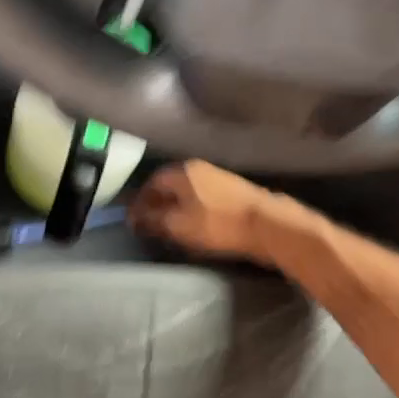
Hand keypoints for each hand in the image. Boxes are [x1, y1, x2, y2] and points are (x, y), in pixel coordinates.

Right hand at [130, 161, 313, 266]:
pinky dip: (192, 210)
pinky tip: (193, 225)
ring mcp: (219, 178)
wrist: (265, 224)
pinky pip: (203, 198)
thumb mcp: (179, 225)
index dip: (140, 201)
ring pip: (188, 192)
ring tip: (169, 228)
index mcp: (184, 171)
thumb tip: (134, 216)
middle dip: (158, 204)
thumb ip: (153, 219)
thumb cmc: (217, 223)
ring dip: (176, 208)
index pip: (152, 182)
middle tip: (149, 225)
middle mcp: (200, 169)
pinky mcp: (232, 191)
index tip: (133, 220)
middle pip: (171, 185)